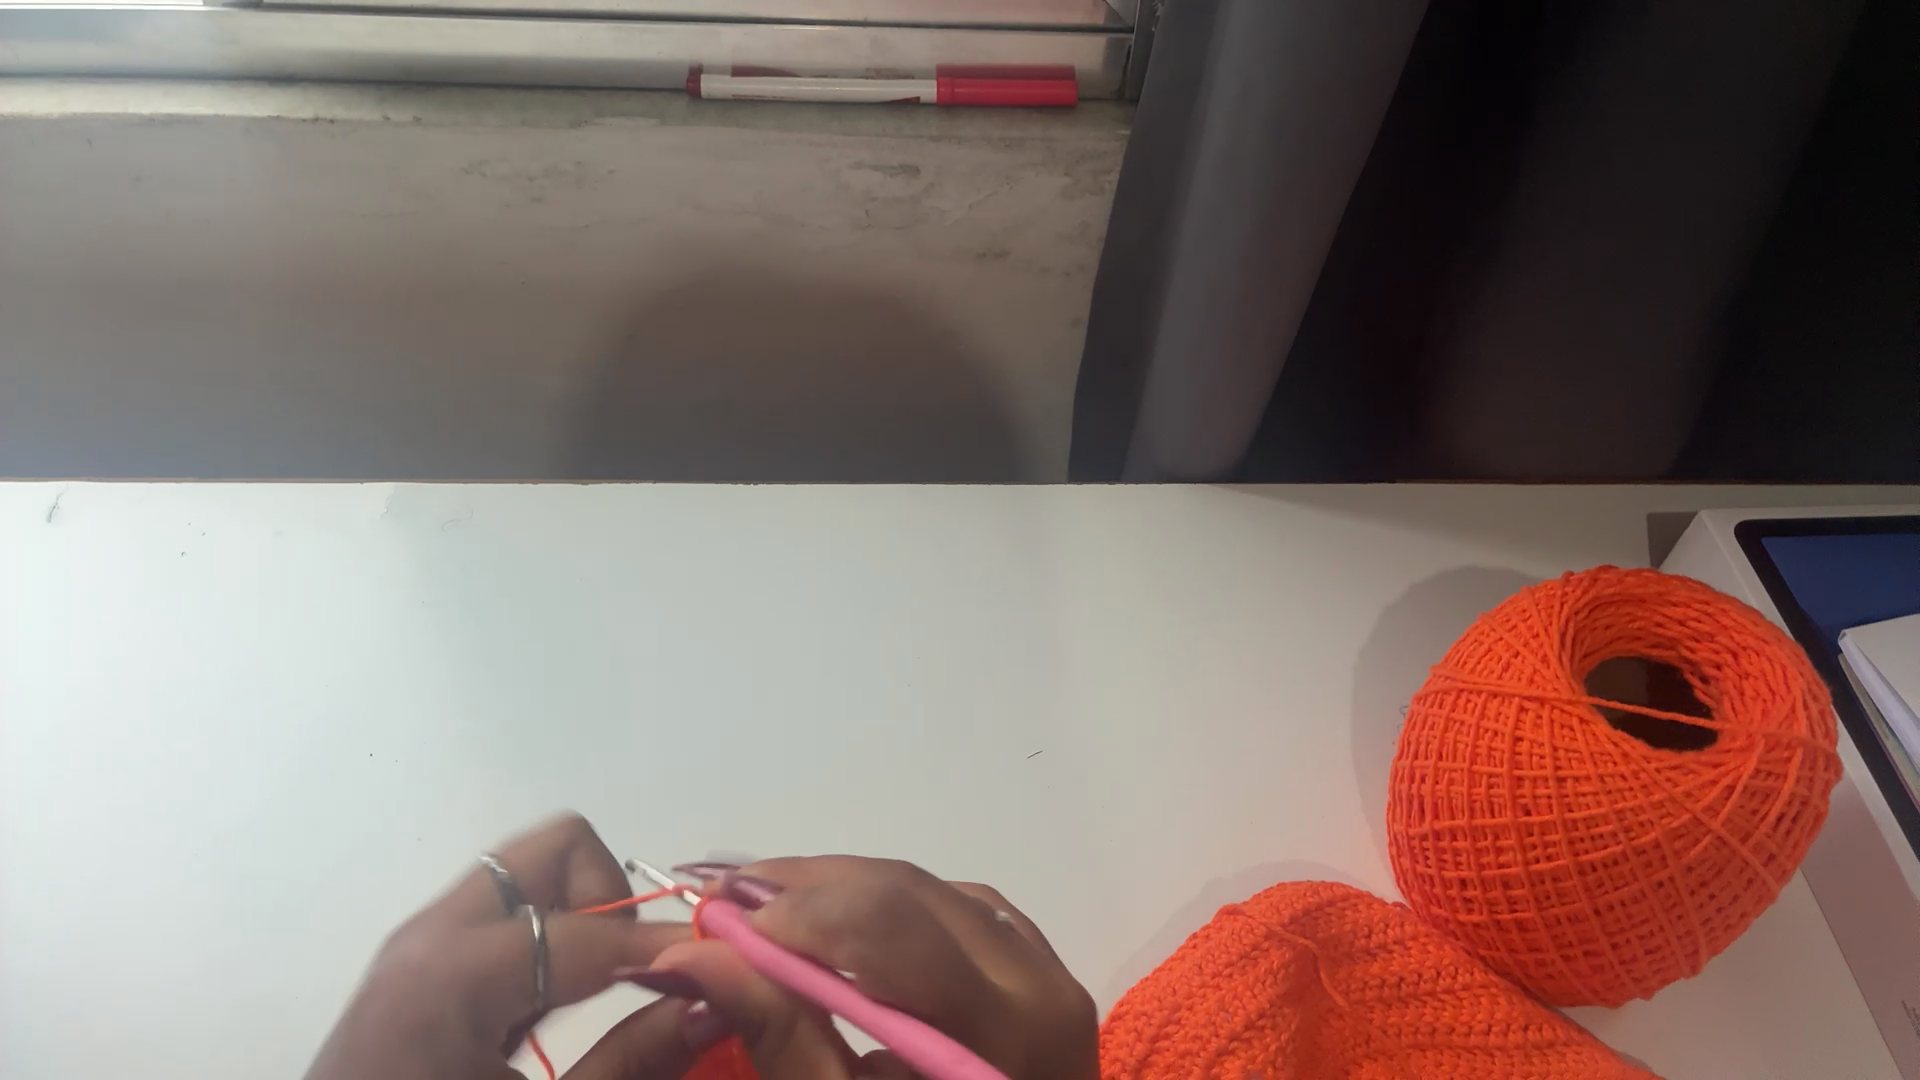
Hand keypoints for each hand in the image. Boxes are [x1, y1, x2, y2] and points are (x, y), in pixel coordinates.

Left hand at [305, 814, 714, 1079]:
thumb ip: (633, 1063)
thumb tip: (714, 1000)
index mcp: (452, 975)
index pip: (593, 931)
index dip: (665, 947)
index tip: (715, 966)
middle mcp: (433, 934)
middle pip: (559, 848)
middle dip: (611, 897)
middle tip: (629, 966)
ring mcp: (420, 942)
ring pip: (534, 871)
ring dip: (583, 912)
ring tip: (593, 988)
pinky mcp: (418, 961)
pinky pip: (509, 907)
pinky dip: (552, 931)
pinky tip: (551, 1003)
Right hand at [654, 856, 1098, 1079]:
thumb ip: (786, 1040)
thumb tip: (701, 954)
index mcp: (1009, 1026)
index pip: (890, 924)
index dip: (799, 910)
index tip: (718, 916)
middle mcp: (1037, 975)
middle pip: (908, 891)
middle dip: (809, 888)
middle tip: (727, 897)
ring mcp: (1043, 962)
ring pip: (927, 888)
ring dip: (843, 889)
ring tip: (768, 903)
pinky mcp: (1032, 960)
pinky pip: (951, 906)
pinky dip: (888, 903)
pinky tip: (841, 915)